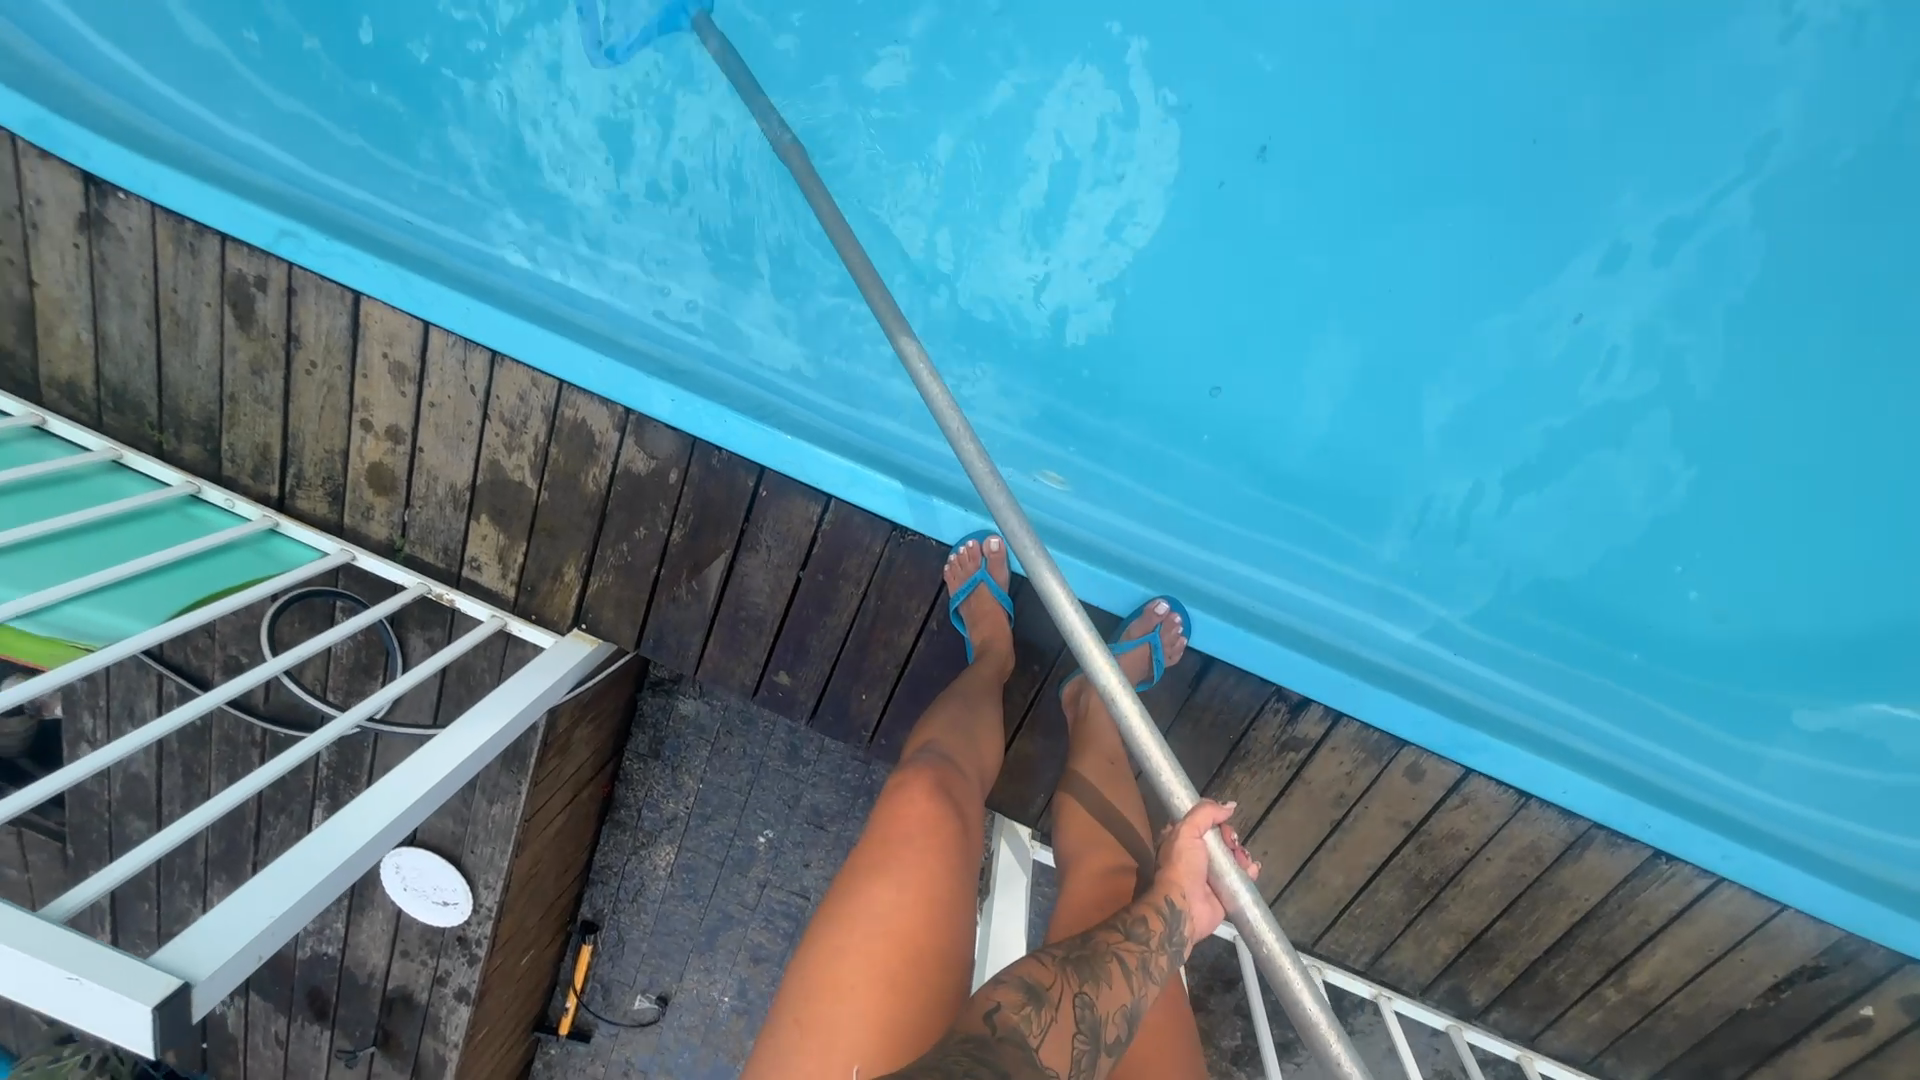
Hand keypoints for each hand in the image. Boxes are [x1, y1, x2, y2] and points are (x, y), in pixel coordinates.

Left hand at [1153, 799, 1259, 941]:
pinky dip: (1249, 872)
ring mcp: (1212, 874)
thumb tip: (1229, 806)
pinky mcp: (1225, 891)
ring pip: (1234, 857)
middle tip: (1231, 844)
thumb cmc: (1181, 866)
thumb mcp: (1187, 831)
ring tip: (1241, 860)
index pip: (1205, 823)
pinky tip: (1251, 870)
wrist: (1185, 907)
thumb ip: (1205, 814)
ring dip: (1242, 855)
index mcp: (1183, 839)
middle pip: (1223, 839)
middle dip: (1231, 839)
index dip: (1216, 821)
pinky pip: (1242, 877)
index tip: (1222, 823)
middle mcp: (1197, 854)